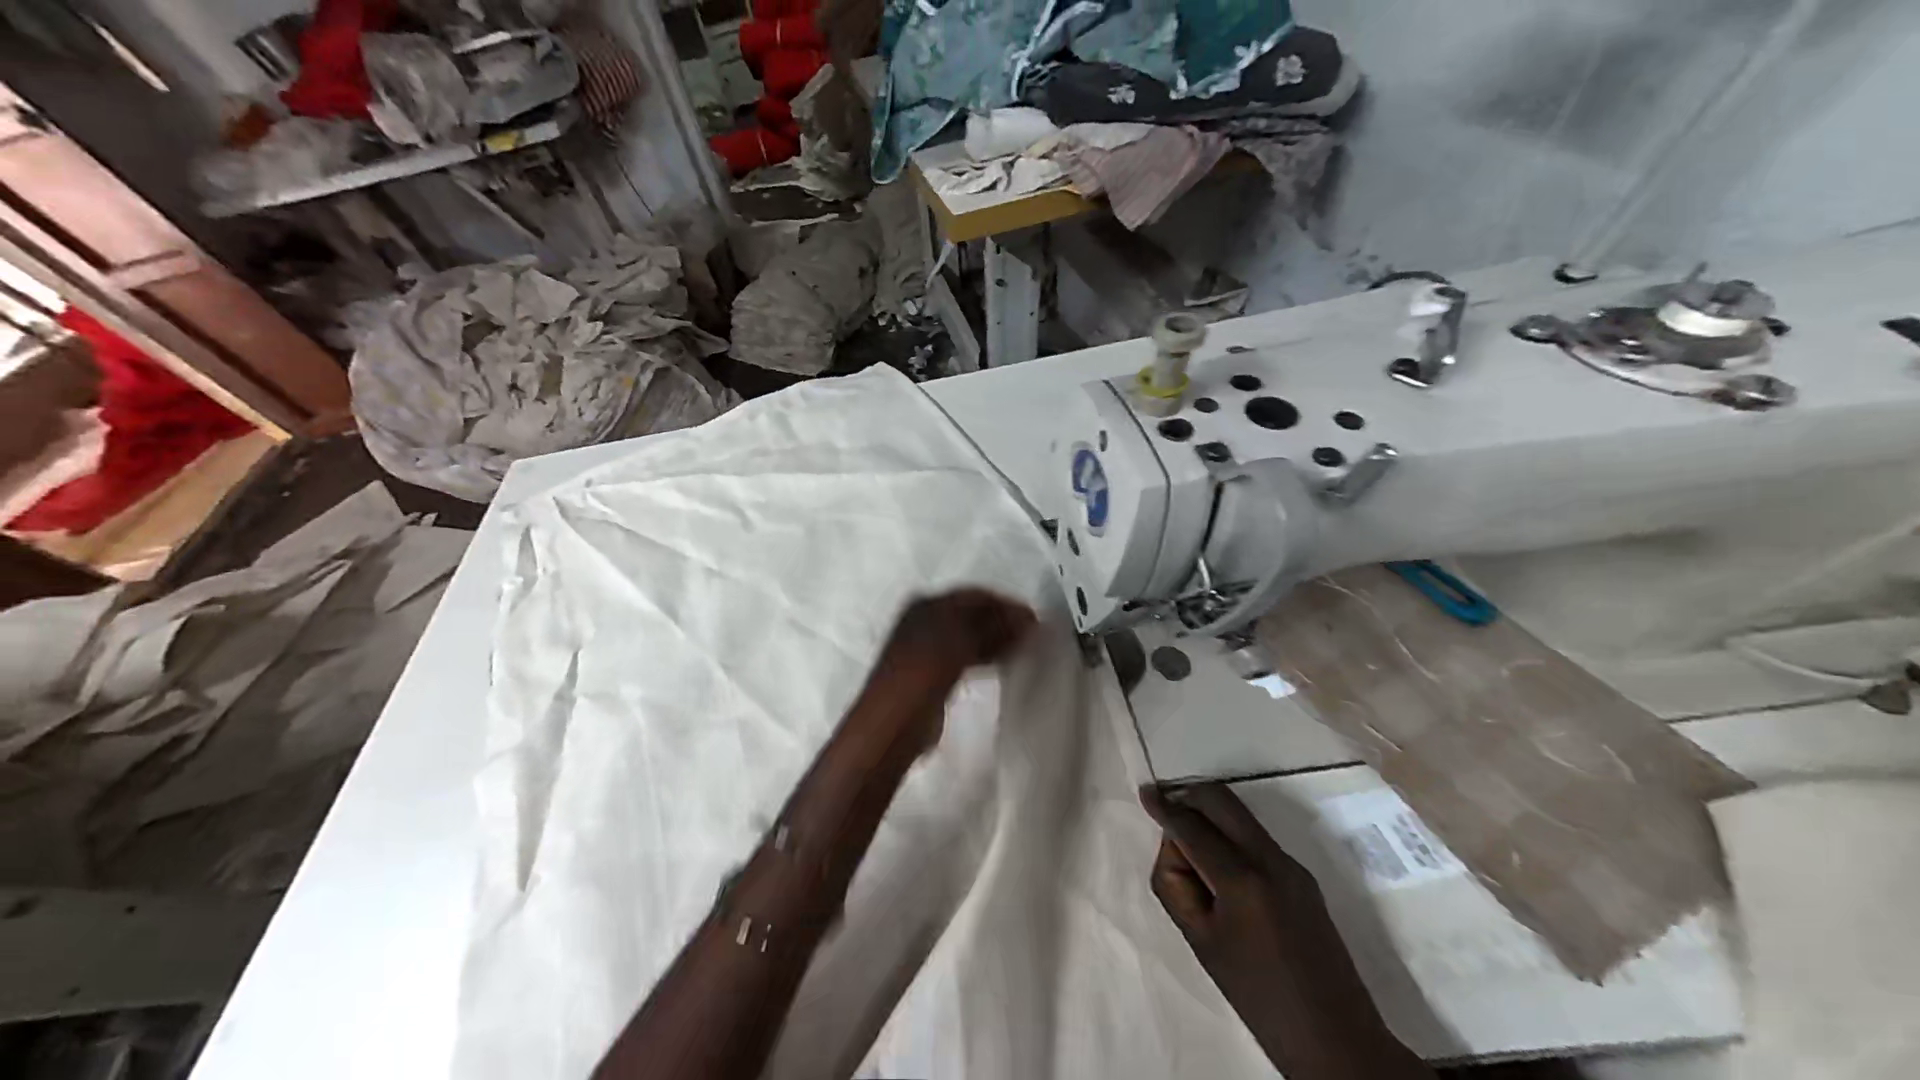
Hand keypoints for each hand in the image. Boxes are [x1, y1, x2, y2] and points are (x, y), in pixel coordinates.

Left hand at [878, 589, 1035, 685]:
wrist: (893, 724)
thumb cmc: (924, 674)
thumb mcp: (962, 643)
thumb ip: (995, 628)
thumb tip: (1027, 618)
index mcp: (927, 604)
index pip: (975, 595)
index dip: (1006, 604)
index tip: (1034, 618)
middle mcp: (924, 620)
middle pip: (972, 614)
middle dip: (1002, 621)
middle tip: (1034, 634)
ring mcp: (926, 648)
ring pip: (970, 635)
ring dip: (996, 639)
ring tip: (1025, 649)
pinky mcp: (931, 674)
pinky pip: (966, 657)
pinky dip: (985, 656)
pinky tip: (1002, 666)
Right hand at [1141, 783, 1431, 1079]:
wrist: (1334, 1035)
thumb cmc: (1256, 994)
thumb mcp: (1200, 941)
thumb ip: (1176, 884)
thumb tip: (1176, 845)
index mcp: (1241, 879)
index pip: (1192, 826)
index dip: (1164, 806)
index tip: (1145, 792)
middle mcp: (1269, 859)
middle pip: (1221, 800)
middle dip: (1189, 796)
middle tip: (1166, 810)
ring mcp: (1291, 864)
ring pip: (1240, 814)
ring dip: (1210, 815)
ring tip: (1191, 850)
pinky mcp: (1302, 875)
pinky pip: (1255, 836)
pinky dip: (1230, 834)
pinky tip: (1221, 868)